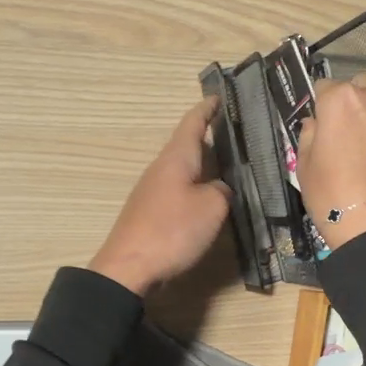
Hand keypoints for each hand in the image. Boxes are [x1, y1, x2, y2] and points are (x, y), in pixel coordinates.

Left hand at [89, 97, 232, 294]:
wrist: (128, 269)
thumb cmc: (172, 231)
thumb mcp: (212, 207)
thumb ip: (222, 191)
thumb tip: (220, 189)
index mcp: (176, 158)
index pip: (193, 122)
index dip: (208, 108)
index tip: (220, 96)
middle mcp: (161, 169)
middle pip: (187, 147)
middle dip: (210, 140)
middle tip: (237, 137)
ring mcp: (151, 193)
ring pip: (183, 172)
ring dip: (203, 168)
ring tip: (230, 170)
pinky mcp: (149, 215)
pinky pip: (177, 193)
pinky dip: (194, 191)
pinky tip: (207, 202)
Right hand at [296, 74, 365, 251]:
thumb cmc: (330, 194)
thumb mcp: (304, 166)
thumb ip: (310, 135)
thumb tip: (316, 125)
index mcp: (341, 100)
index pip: (324, 87)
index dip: (319, 105)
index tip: (318, 123)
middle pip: (359, 86)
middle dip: (350, 101)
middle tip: (341, 130)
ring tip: (362, 149)